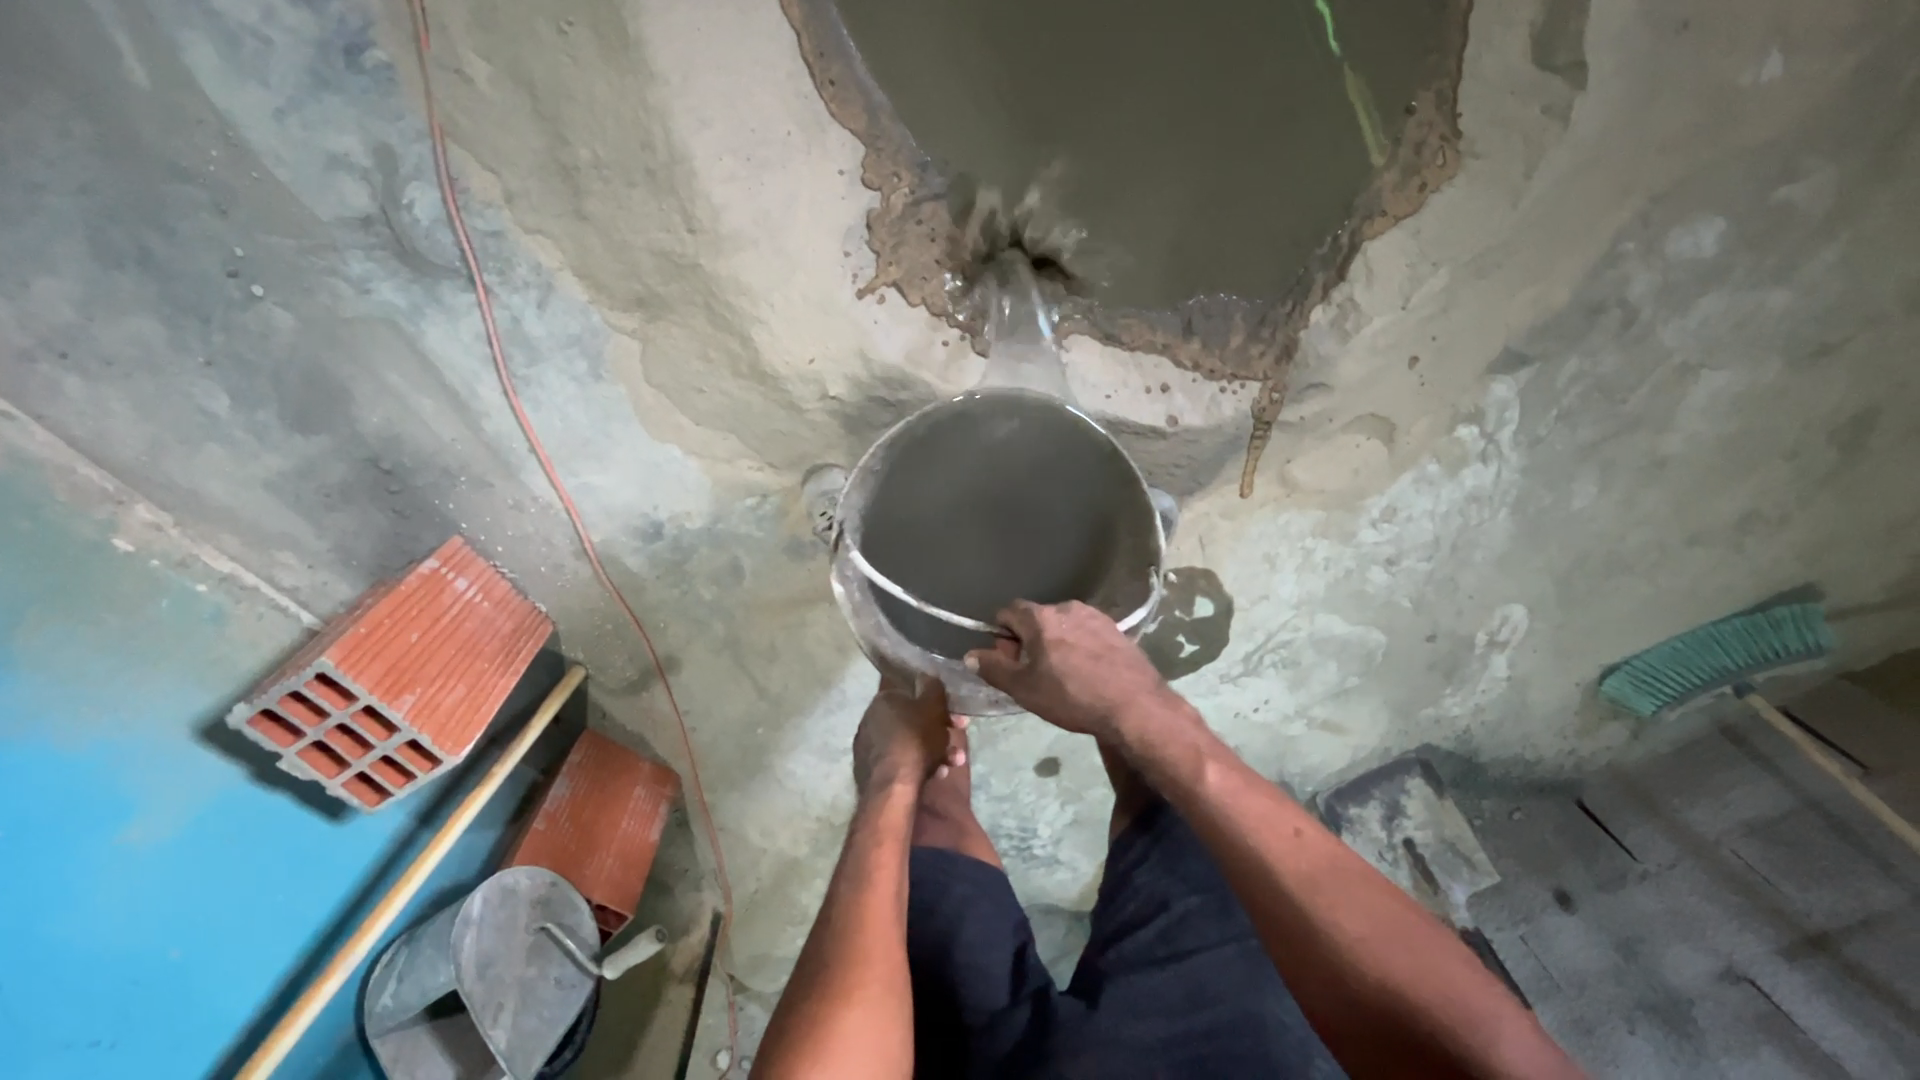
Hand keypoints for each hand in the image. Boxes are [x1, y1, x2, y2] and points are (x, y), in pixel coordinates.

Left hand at [852, 674, 966, 795]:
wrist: (894, 786)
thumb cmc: (916, 740)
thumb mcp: (933, 707)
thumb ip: (932, 687)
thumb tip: (927, 675)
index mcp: (883, 700)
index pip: (912, 695)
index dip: (938, 705)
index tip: (955, 716)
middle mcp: (871, 720)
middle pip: (914, 721)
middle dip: (940, 731)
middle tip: (958, 741)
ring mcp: (869, 747)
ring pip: (911, 744)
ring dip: (936, 751)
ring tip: (954, 762)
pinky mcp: (871, 771)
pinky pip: (901, 762)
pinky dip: (921, 766)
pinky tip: (938, 775)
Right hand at [964, 600, 1176, 739]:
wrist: (1134, 705)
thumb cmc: (1071, 696)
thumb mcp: (1024, 688)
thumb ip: (994, 668)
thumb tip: (970, 654)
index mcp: (1040, 617)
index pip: (1008, 611)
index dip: (1002, 634)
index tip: (1009, 660)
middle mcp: (1067, 607)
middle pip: (1037, 618)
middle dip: (1030, 640)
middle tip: (1035, 673)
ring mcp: (1096, 616)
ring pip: (1064, 625)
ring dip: (1057, 643)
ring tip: (1065, 675)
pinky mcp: (1118, 630)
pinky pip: (1088, 633)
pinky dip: (1081, 647)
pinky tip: (1089, 673)